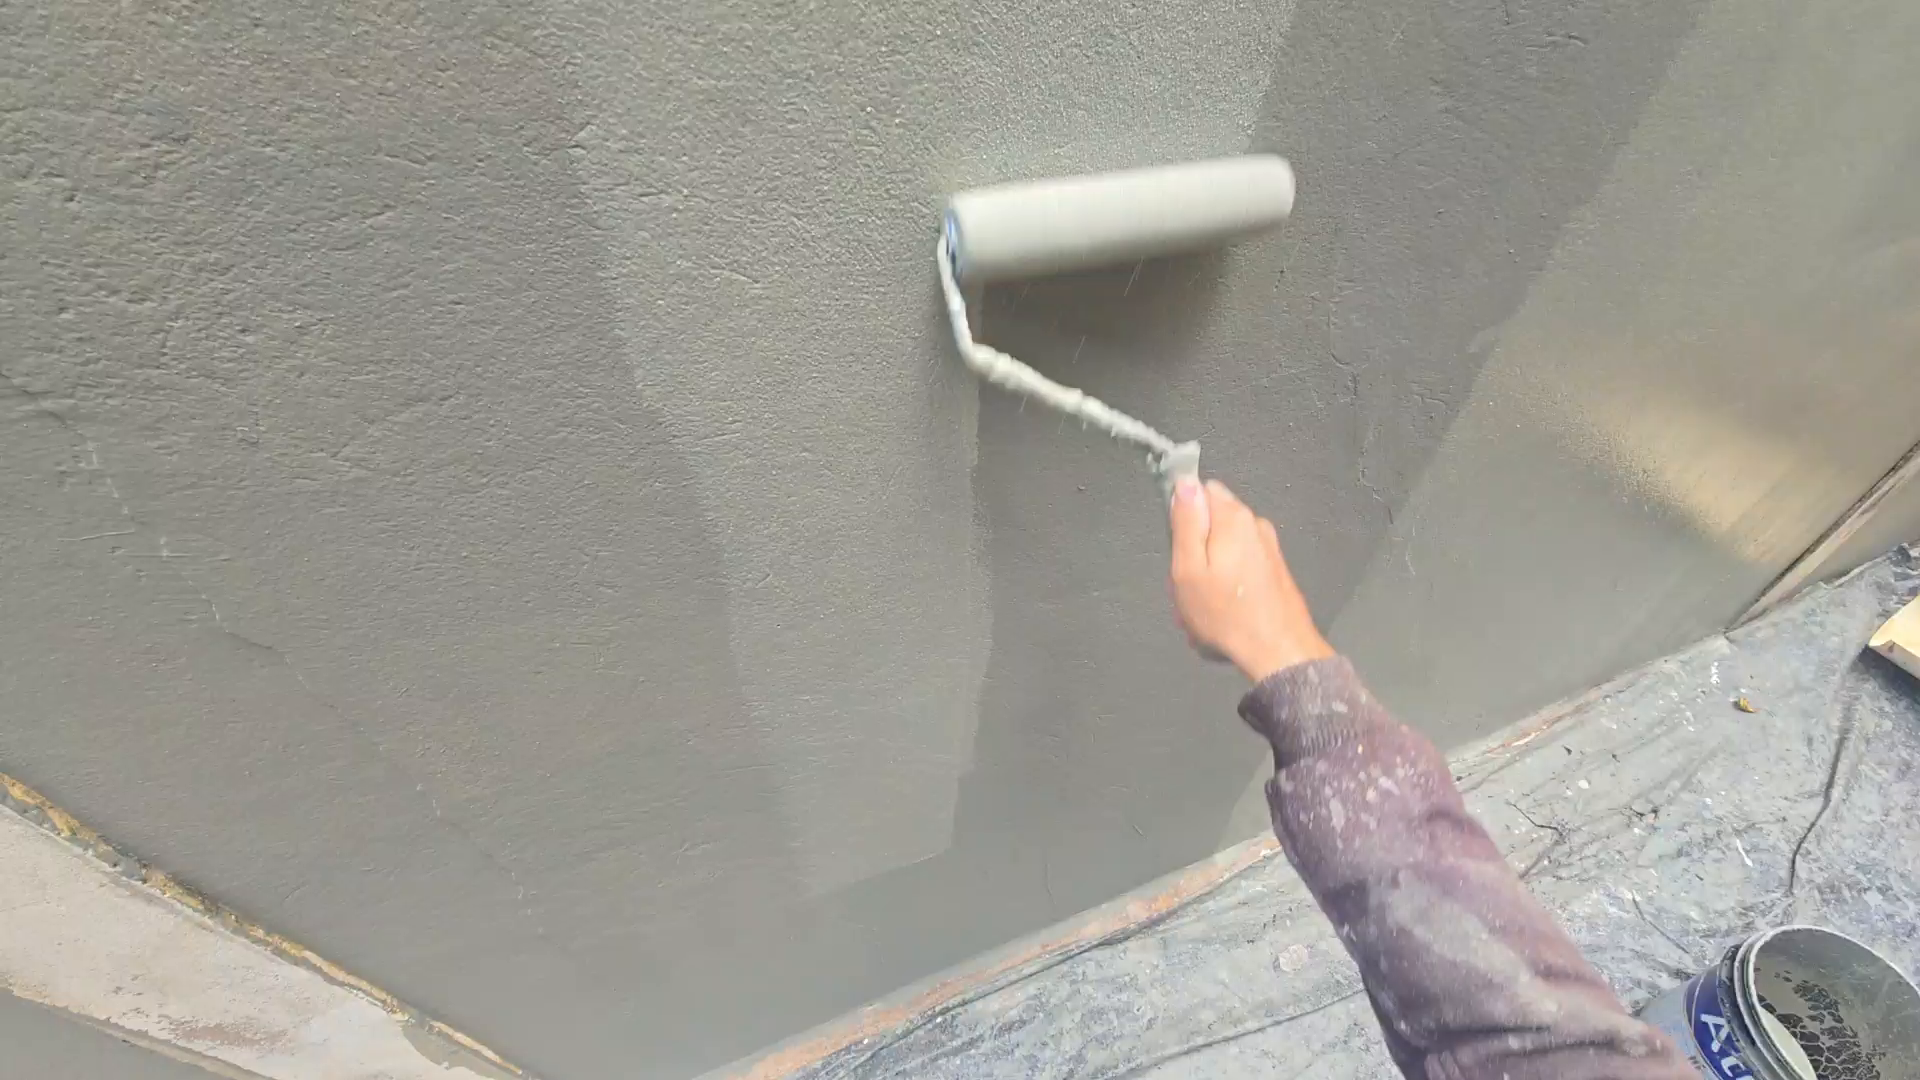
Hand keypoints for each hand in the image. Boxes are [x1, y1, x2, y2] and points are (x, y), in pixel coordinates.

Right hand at [1169, 477, 1332, 682]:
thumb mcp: (1188, 567)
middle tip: (1185, 582)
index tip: (1176, 546)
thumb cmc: (1226, 614)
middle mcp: (1254, 524)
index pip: (1198, 490)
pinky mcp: (1273, 568)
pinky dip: (1223, 582)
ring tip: (1200, 603)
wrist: (1277, 651)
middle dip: (1193, 546)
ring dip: (1206, 569)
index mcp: (1233, 518)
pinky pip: (1237, 564)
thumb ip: (1185, 522)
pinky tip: (1219, 609)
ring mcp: (1267, 547)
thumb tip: (1184, 483)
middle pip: (1210, 520)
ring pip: (1222, 545)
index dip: (1181, 516)